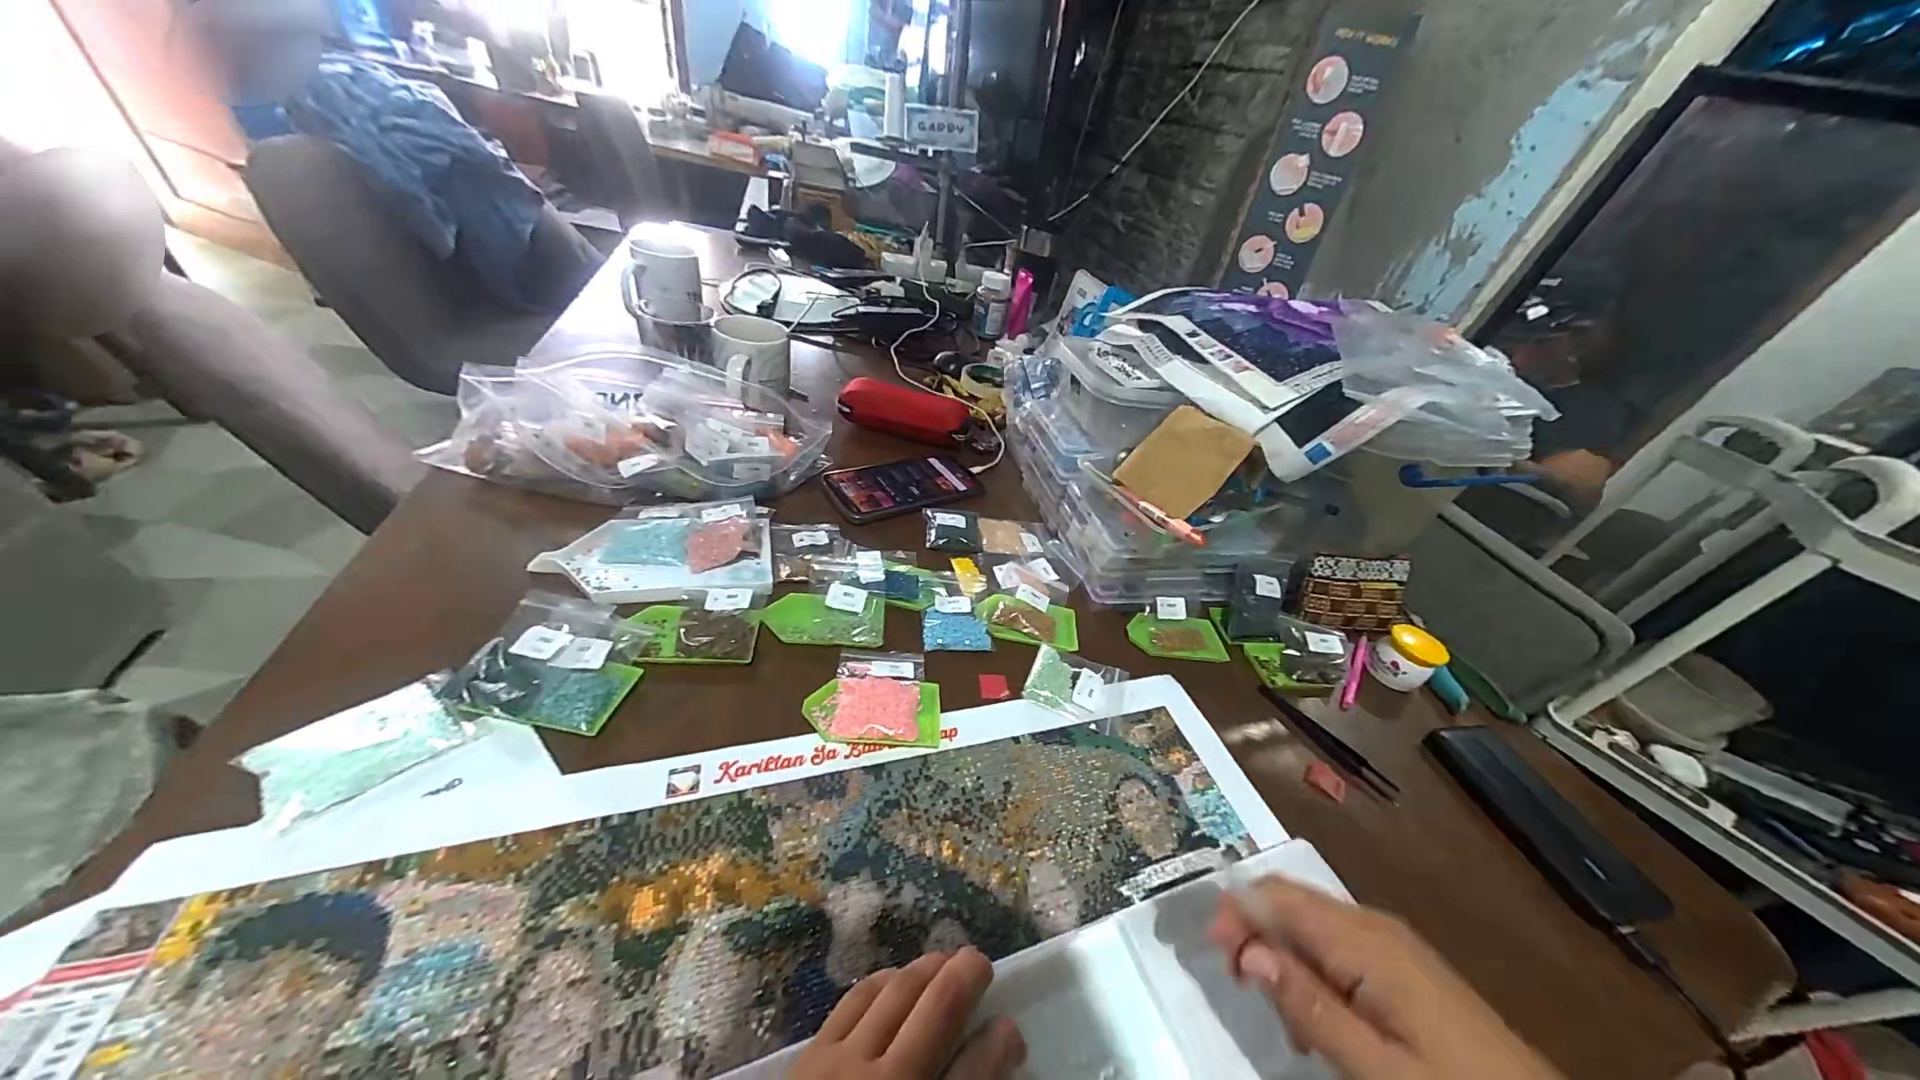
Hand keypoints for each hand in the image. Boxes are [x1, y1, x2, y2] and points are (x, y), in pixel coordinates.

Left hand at [788, 948, 1025, 1079]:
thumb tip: (993, 1055)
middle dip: (966, 977)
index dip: (998, 1045)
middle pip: (937, 1010)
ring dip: (926, 969)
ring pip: (896, 993)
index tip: (1010, 1028)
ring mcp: (843, 1065)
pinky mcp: (810, 1057)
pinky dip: (882, 981)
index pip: (973, 1072)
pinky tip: (895, 977)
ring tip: (944, 960)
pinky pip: (855, 1000)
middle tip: (980, 962)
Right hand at [1210, 877, 1563, 1079]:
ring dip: (1282, 959)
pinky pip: (1335, 946)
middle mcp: (1371, 924)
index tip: (1214, 952)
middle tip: (1242, 988)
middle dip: (1254, 934)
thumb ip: (1309, 1005)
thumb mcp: (1377, 1067)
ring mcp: (1389, 941)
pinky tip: (1322, 1018)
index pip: (1277, 896)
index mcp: (1363, 940)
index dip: (1236, 911)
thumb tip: (1249, 952)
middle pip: (1289, 902)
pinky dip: (1311, 970)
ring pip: (1308, 925)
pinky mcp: (1399, 961)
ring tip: (1291, 1023)